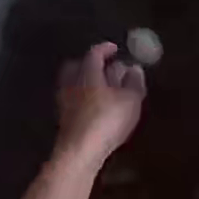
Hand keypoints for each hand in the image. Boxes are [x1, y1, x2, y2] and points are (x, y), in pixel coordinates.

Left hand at [55, 41, 145, 168]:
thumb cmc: (107, 119)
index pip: (94, 53)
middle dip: (90, 63)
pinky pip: (73, 99)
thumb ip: (134, 82)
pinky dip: (83, 97)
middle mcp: (72, 82)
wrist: (80, 151)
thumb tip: (134, 68)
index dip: (105, 49)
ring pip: (73, 83)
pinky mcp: (64, 118)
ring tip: (101, 86)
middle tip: (104, 66)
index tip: (115, 48)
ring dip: (85, 81)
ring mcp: (65, 101)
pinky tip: (94, 105)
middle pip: (77, 65)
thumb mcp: (131, 100)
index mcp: (87, 72)